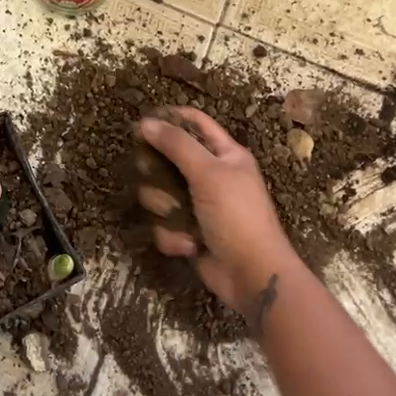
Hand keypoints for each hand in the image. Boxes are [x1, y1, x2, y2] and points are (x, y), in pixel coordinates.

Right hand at [136, 107, 299, 319]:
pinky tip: (187, 245)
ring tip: (177, 218)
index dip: (169, 119)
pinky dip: (172, 235)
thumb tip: (145, 122)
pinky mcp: (188, 231)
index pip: (194, 122)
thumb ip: (176, 145)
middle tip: (150, 174)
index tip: (142, 125)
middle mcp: (210, 175)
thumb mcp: (209, 173)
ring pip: (159, 193)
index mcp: (224, 154)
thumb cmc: (237, 216)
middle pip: (167, 158)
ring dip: (164, 207)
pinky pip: (164, 223)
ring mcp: (197, 205)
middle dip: (157, 172)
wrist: (253, 276)